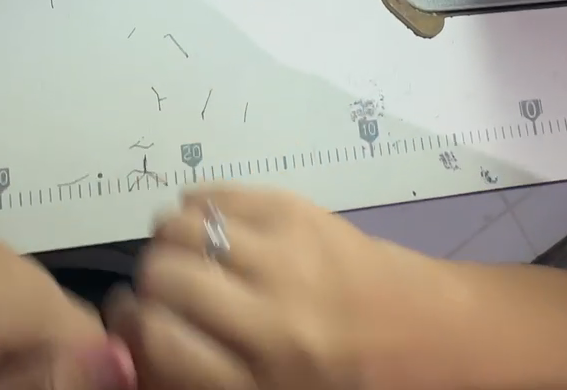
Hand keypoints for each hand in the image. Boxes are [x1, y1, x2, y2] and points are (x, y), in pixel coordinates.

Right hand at [107, 186, 468, 389]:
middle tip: (162, 286)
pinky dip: (197, 207)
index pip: (159, 341)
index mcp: (264, 383)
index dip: (130, 327)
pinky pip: (214, 195)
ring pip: (181, 225)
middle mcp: (270, 320)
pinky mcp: (294, 208)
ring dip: (168, 238)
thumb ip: (204, 376)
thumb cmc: (353, 384)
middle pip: (163, 277)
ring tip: (183, 251)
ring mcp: (283, 255)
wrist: (435, 337)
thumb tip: (137, 340)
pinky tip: (209, 224)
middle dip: (149, 280)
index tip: (131, 319)